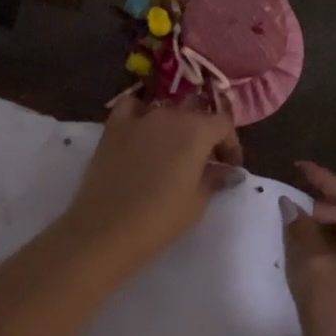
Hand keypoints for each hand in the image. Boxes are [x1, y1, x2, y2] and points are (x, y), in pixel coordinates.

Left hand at [59, 92, 243, 271]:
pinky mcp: (114, 127)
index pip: (223, 123)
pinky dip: (141, 111)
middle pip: (196, 112)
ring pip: (166, 108)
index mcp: (196, 131)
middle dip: (206, 133)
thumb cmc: (159, 219)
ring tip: (174, 150)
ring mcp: (140, 118)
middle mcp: (170, 115)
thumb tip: (230, 170)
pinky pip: (132, 106)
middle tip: (205, 161)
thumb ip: (215, 178)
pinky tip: (142, 129)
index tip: (229, 166)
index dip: (230, 144)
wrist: (105, 229)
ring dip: (176, 124)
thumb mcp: (197, 202)